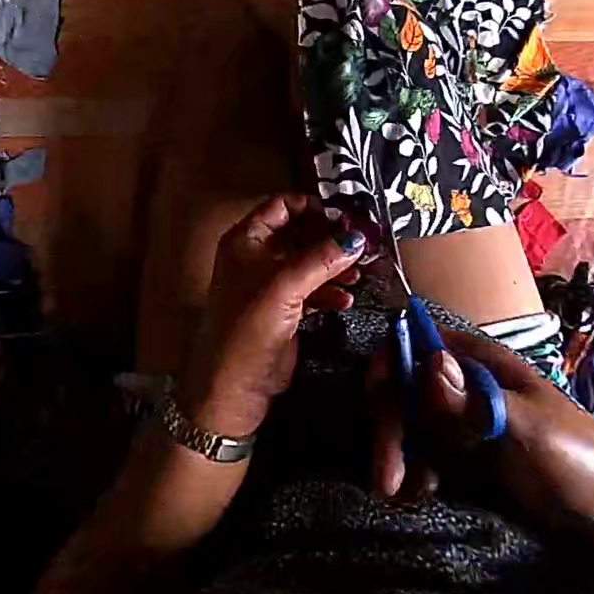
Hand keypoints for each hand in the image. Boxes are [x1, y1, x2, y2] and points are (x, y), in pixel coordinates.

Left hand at [179, 195, 364, 436]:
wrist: (232, 388)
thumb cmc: (248, 327)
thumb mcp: (285, 286)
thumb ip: (322, 258)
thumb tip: (358, 236)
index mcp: (246, 239)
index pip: (281, 206)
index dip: (311, 206)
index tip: (343, 214)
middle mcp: (256, 256)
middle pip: (299, 234)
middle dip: (330, 238)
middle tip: (361, 242)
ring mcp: (270, 284)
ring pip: (308, 263)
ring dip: (334, 266)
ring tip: (360, 272)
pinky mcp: (282, 310)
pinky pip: (311, 290)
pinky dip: (329, 291)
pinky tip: (346, 299)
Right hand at [372, 328, 593, 545]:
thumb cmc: (578, 455)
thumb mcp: (528, 427)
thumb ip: (475, 400)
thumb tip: (429, 361)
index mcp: (479, 359)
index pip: (418, 340)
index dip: (392, 362)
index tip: (378, 400)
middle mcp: (462, 380)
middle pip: (405, 384)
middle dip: (390, 426)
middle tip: (386, 479)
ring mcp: (461, 415)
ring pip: (409, 419)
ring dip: (398, 451)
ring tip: (403, 492)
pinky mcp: (463, 450)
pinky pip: (423, 450)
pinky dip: (413, 468)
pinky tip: (419, 492)